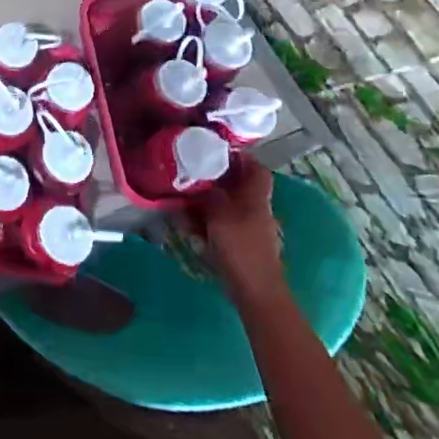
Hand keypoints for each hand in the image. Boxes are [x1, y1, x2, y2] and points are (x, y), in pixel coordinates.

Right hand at [187, 157, 283, 298]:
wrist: (255, 289)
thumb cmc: (240, 248)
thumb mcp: (220, 215)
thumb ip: (211, 194)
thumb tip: (201, 178)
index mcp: (256, 199)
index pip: (256, 169)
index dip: (241, 157)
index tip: (215, 149)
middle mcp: (255, 209)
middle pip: (237, 186)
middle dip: (215, 179)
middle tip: (189, 173)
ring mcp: (248, 226)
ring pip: (226, 204)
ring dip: (206, 200)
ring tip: (182, 199)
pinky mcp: (239, 241)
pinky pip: (220, 222)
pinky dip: (206, 219)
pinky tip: (189, 224)